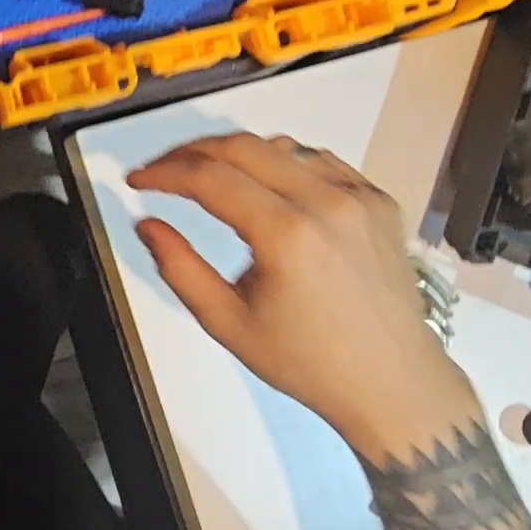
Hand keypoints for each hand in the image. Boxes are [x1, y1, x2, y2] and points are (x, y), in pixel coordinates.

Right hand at [128, 133, 477, 457]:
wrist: (394, 382)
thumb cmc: (304, 361)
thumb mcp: (225, 322)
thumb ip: (178, 267)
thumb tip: (146, 224)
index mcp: (286, 235)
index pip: (209, 178)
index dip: (163, 172)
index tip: (136, 180)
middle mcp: (326, 202)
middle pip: (243, 147)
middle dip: (191, 152)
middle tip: (161, 169)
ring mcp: (359, 197)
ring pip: (281, 147)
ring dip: (233, 153)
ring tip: (204, 174)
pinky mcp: (378, 201)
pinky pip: (318, 161)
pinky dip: (279, 162)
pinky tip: (261, 183)